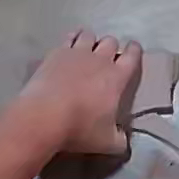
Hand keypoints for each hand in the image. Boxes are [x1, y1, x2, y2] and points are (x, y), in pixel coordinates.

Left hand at [12, 29, 141, 154]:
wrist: (44, 116)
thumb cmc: (80, 129)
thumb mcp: (107, 143)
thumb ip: (120, 140)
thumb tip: (124, 141)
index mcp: (117, 77)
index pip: (132, 56)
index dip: (134, 51)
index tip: (133, 50)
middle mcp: (99, 60)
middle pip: (110, 42)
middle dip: (111, 47)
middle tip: (107, 57)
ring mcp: (77, 53)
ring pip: (89, 35)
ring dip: (91, 40)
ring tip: (88, 48)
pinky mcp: (56, 53)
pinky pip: (69, 37)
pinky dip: (73, 38)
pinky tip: (70, 44)